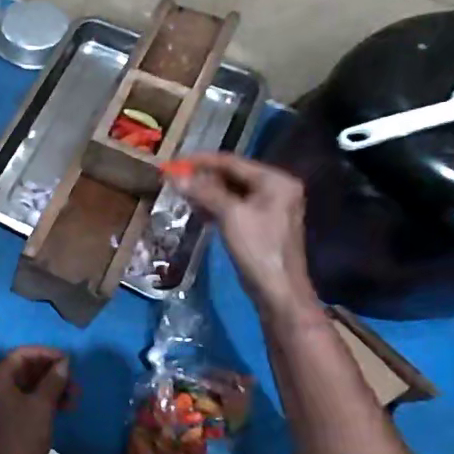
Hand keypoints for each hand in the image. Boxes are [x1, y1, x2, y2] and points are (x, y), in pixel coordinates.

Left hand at [0, 346, 71, 453]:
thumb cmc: (25, 436)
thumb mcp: (42, 405)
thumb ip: (54, 380)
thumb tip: (65, 362)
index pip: (22, 354)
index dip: (45, 353)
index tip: (67, 359)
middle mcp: (1, 387)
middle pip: (28, 368)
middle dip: (52, 370)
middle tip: (74, 377)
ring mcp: (9, 403)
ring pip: (34, 384)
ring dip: (55, 385)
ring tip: (76, 393)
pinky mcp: (18, 417)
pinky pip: (35, 399)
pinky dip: (51, 398)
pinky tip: (69, 405)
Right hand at [171, 153, 317, 310]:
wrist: (278, 291)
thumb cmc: (258, 249)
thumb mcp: (230, 215)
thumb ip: (203, 192)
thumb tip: (175, 176)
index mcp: (275, 180)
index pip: (232, 162)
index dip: (202, 161)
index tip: (175, 162)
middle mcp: (276, 188)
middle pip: (233, 175)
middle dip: (203, 178)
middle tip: (175, 178)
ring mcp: (270, 207)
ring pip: (232, 192)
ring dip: (207, 192)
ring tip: (181, 193)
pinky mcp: (261, 224)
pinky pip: (234, 207)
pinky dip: (216, 206)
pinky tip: (197, 210)